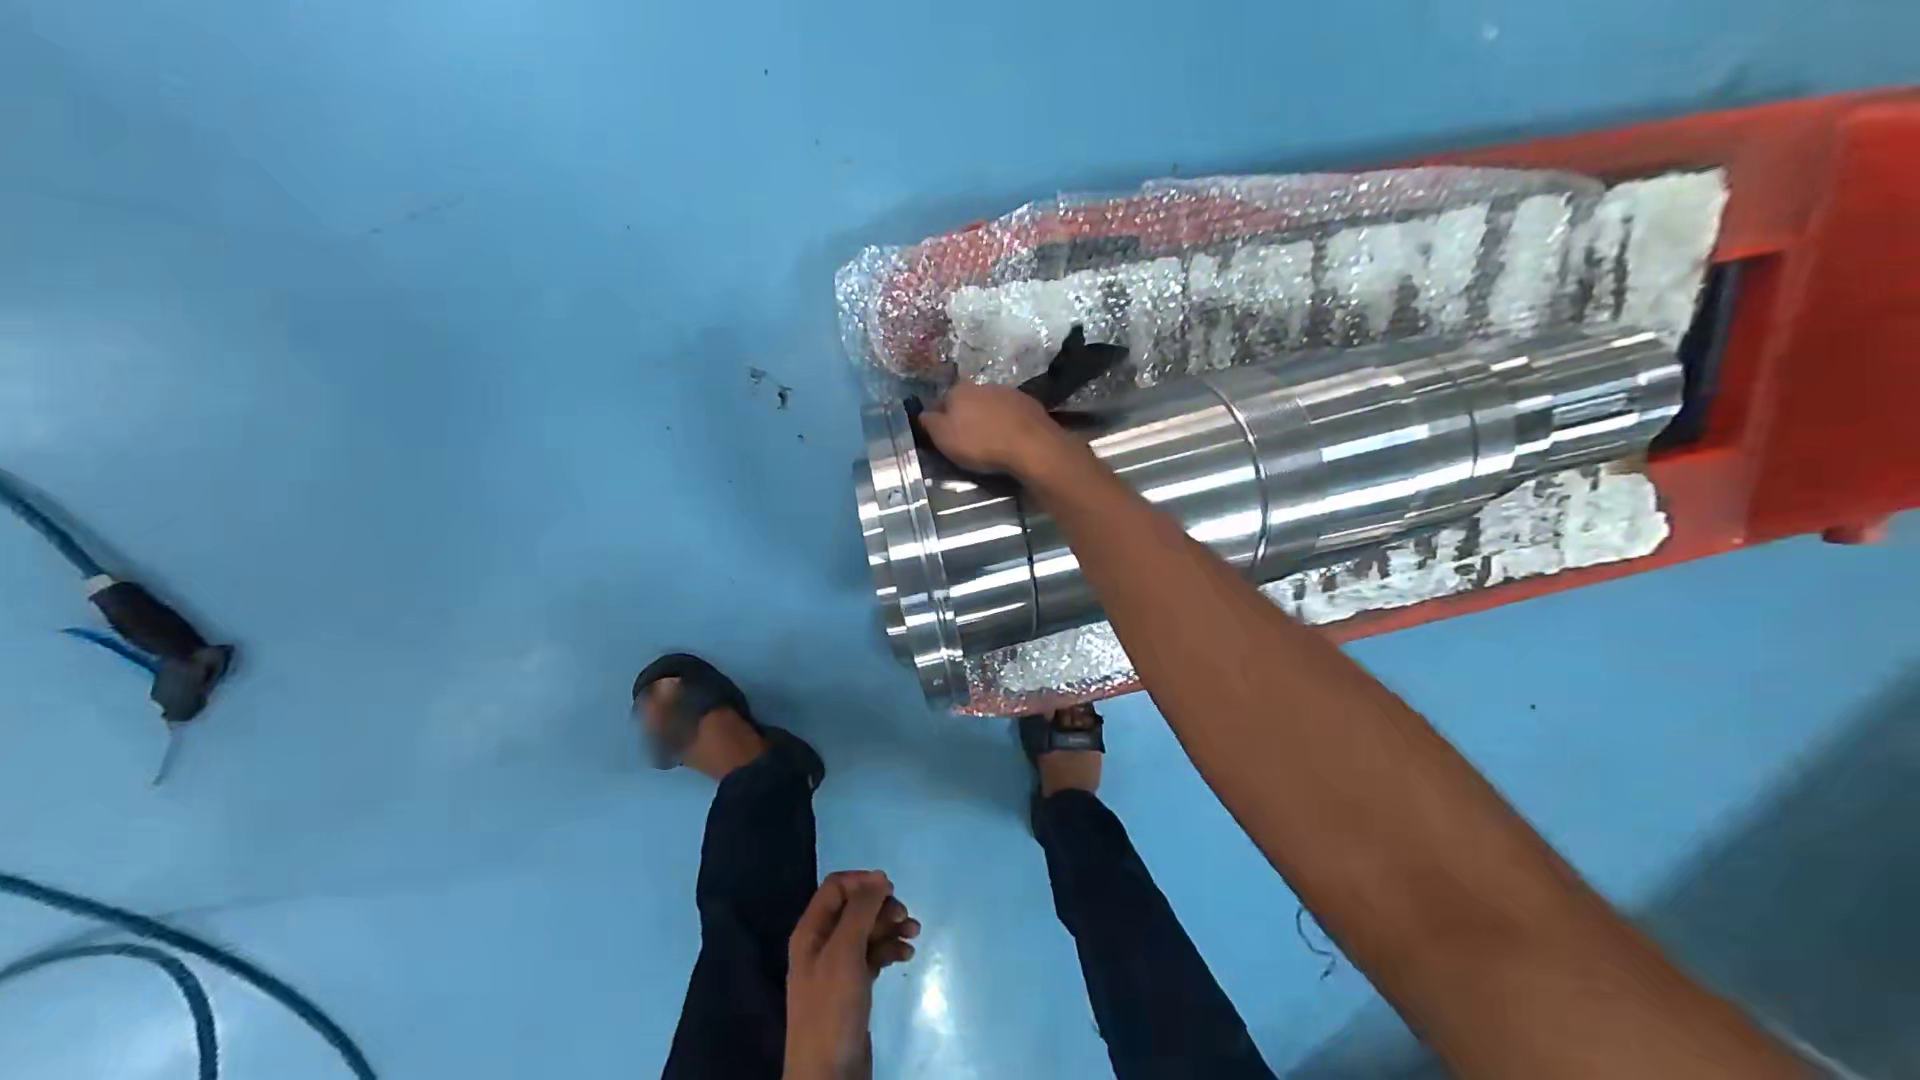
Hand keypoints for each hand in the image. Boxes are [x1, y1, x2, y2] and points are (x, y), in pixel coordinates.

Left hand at [784, 870, 919, 1079]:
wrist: (828, 1078)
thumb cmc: (832, 1010)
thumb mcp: (845, 953)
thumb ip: (860, 911)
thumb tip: (879, 878)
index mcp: (811, 931)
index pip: (836, 887)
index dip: (863, 882)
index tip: (892, 890)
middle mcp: (822, 944)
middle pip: (855, 908)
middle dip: (882, 907)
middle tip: (906, 917)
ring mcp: (837, 967)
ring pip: (867, 931)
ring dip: (891, 928)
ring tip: (914, 935)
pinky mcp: (853, 988)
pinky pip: (874, 955)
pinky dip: (890, 950)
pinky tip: (906, 955)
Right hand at [917, 383, 1079, 479]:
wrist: (1030, 445)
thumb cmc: (980, 442)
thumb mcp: (943, 437)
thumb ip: (929, 423)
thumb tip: (922, 414)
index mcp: (958, 390)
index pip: (941, 403)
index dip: (940, 422)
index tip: (944, 439)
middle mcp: (982, 384)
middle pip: (967, 402)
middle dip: (965, 418)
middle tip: (968, 442)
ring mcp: (1008, 392)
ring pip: (990, 406)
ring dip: (987, 419)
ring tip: (991, 442)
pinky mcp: (1029, 403)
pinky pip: (1011, 413)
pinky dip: (1007, 423)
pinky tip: (1010, 439)